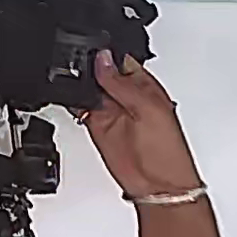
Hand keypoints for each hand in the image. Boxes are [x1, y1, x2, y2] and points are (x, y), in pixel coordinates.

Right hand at [85, 49, 203, 199]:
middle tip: (77, 64)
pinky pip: (79, 105)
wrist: (158, 188)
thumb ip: (121, 84)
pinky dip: (71, 100)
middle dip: (87, 65)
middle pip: (99, 70)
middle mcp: (125, 95)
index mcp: (143, 85)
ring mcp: (110, 110)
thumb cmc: (167, 151)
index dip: (104, 52)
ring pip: (87, 86)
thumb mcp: (147, 109)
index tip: (90, 48)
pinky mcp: (96, 124)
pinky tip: (69, 97)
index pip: (118, 58)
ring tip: (73, 82)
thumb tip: (103, 58)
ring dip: (78, 82)